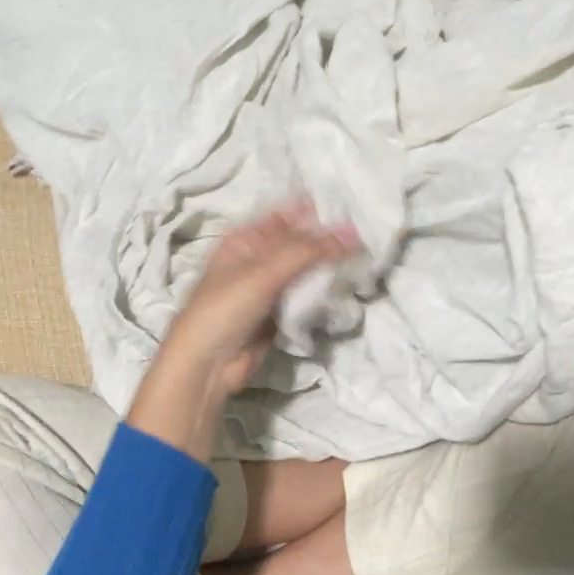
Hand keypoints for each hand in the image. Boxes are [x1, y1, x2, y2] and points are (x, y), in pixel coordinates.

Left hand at [127, 202, 356, 460]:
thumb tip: (353, 233)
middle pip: (301, 243)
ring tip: (362, 262)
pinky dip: (323, 293)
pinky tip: (345, 287)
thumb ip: (308, 251)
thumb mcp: (264, 272)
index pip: (288, 215)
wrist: (207, 364)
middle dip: (329, 242)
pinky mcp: (279, 314)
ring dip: (329, 269)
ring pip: (306, 271)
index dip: (317, 211)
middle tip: (367, 239)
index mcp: (246, 238)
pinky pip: (306, 297)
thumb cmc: (225, 308)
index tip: (354, 210)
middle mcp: (258, 258)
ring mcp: (269, 287)